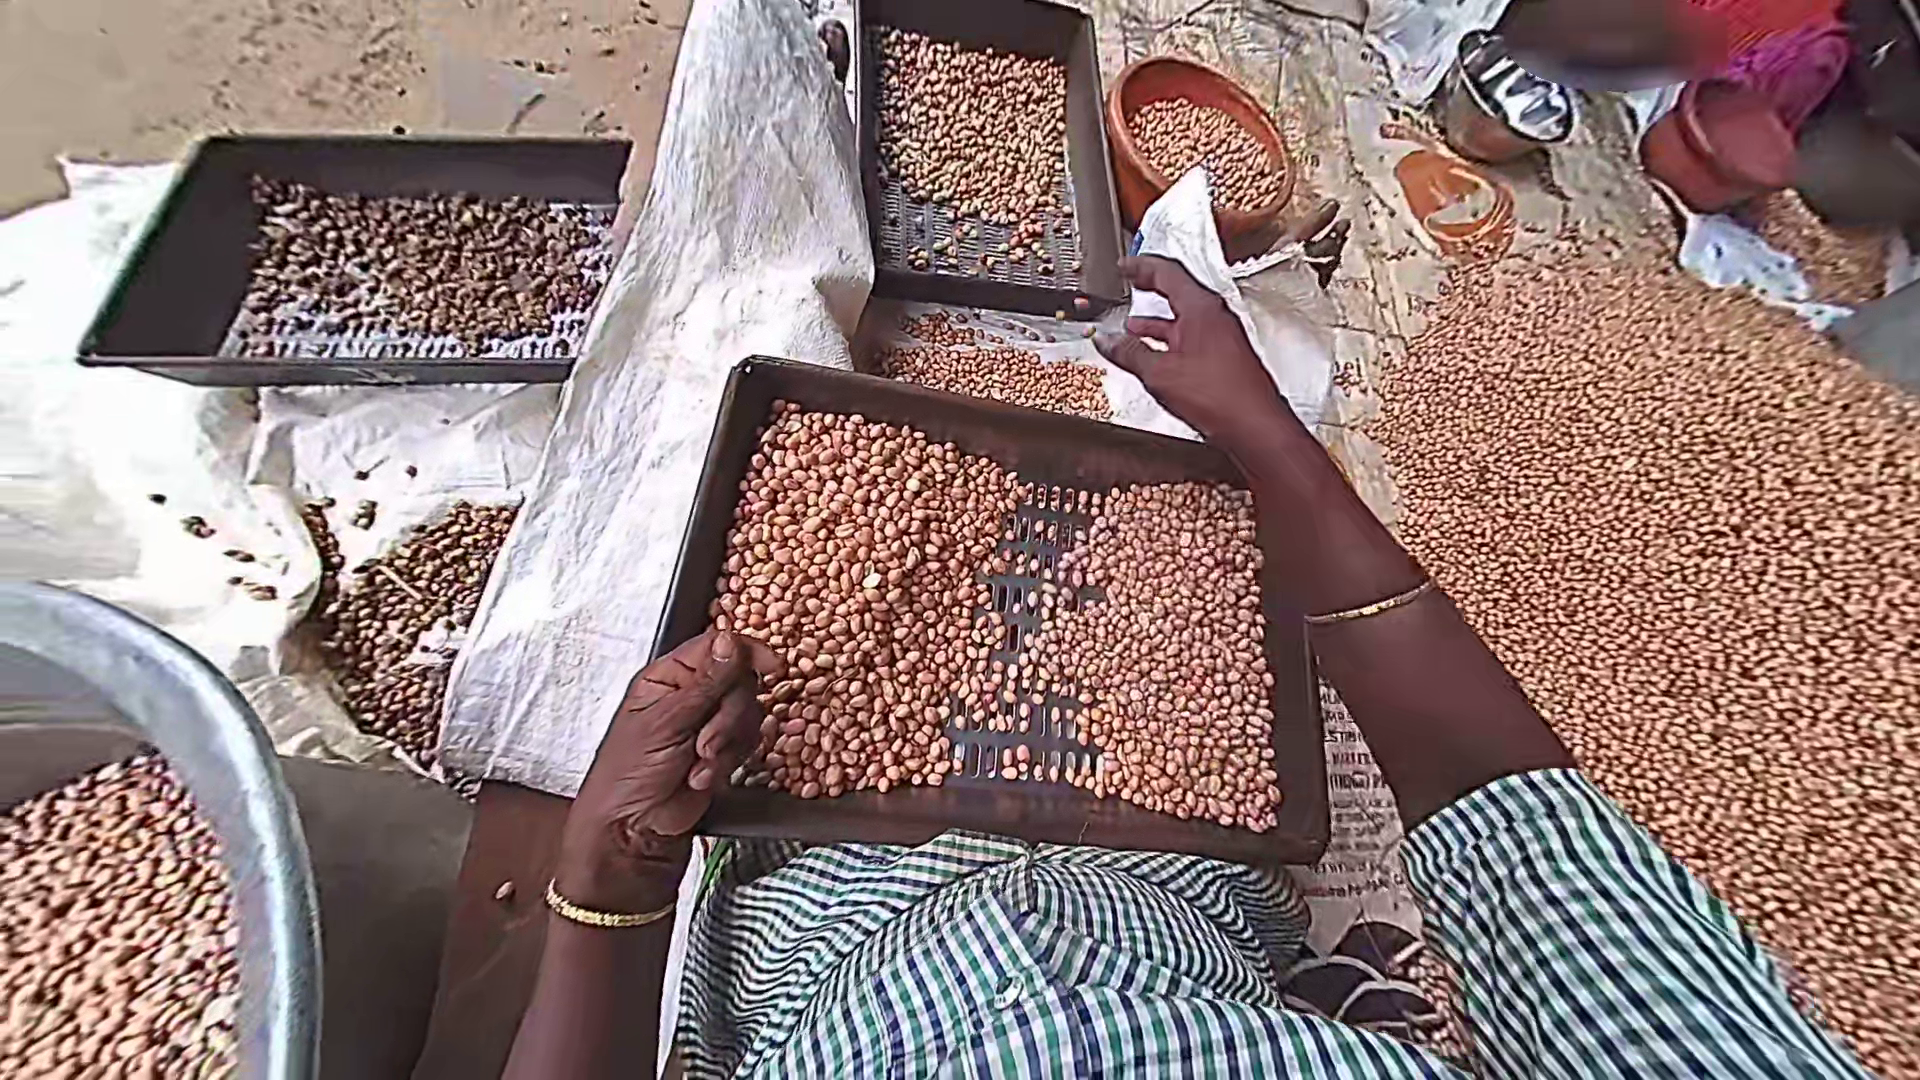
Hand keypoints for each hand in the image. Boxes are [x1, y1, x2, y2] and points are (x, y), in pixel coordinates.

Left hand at [554, 631, 783, 914]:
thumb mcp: (665, 722)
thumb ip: (705, 682)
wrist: (632, 833)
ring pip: (748, 711)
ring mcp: (710, 719)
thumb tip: (729, 640)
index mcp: (669, 676)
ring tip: (699, 762)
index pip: (717, 646)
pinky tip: (704, 774)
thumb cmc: (627, 775)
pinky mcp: (724, 746)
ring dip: (728, 741)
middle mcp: (693, 692)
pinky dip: (731, 759)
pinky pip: (749, 738)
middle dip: (729, 715)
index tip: (771, 666)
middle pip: (740, 680)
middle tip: (706, 741)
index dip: (746, 653)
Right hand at [1093, 255, 1294, 453]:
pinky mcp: (1223, 357)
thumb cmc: (1218, 395)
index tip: (1125, 264)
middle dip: (1150, 288)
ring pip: (1183, 317)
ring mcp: (1221, 336)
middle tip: (1133, 282)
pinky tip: (1156, 354)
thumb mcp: (1159, 372)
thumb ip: (1129, 353)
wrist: (1252, 424)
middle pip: (1178, 291)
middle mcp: (1214, 317)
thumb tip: (1107, 340)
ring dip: (1157, 319)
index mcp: (1200, 309)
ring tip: (1134, 324)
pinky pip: (1190, 338)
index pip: (1167, 273)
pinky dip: (1169, 340)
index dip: (1141, 266)